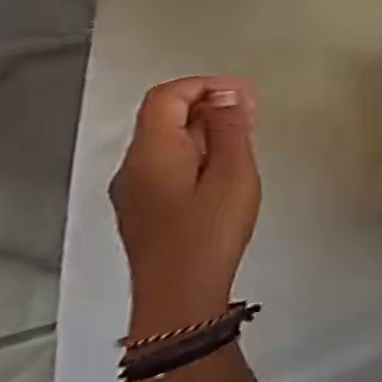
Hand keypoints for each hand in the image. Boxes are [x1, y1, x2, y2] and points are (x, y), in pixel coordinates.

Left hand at [111, 77, 261, 338]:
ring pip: (166, 142)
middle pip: (163, 117)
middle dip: (207, 106)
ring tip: (243, 139)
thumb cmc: (208, 234)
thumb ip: (229, 128)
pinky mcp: (143, 211)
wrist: (179, 296)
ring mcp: (134, 191)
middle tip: (248, 112)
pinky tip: (223, 170)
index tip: (240, 93)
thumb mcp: (233, 172)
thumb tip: (225, 96)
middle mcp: (133, 166)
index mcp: (151, 151)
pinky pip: (166, 165)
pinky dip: (195, 153)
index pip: (167, 96)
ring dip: (203, 130)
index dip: (204, 85)